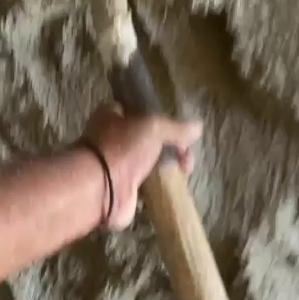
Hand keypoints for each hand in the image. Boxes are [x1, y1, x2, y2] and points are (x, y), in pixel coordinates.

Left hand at [83, 106, 202, 228]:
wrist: (101, 187)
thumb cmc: (122, 147)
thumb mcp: (153, 126)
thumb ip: (175, 127)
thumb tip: (197, 126)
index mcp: (110, 116)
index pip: (138, 111)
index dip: (160, 119)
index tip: (180, 131)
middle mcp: (111, 138)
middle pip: (148, 140)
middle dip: (171, 148)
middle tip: (186, 158)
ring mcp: (117, 164)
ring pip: (149, 162)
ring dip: (168, 168)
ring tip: (183, 173)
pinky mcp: (123, 188)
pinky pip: (147, 184)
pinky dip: (160, 186)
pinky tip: (172, 187)